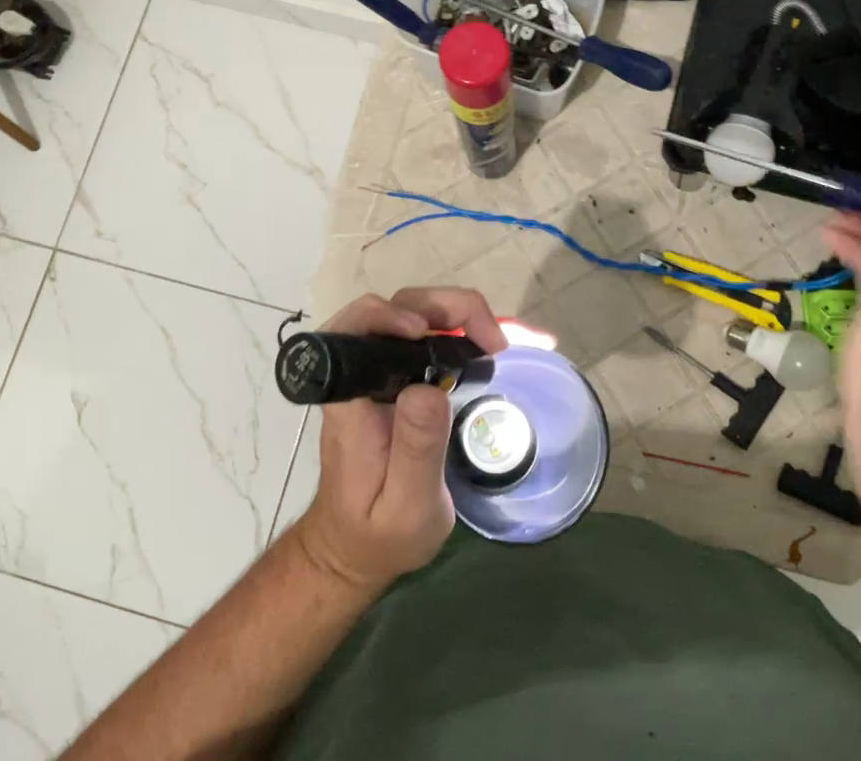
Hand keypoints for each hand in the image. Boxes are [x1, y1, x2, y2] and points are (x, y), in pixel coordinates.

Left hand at [289, 288, 506, 593]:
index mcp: (352, 400)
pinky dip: (469, 336)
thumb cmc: (377, 535)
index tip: (426, 332)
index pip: (351, 330)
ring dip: (464, 318)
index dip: (388, 315)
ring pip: (419, 319)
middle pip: (398, 311)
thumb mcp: (405, 505)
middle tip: (498, 342)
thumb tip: (427, 389)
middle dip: (450, 309)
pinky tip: (504, 347)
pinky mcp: (404, 383)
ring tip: (509, 343)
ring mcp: (384, 377)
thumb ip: (416, 449)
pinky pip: (434, 343)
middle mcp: (363, 378)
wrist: (357, 549)